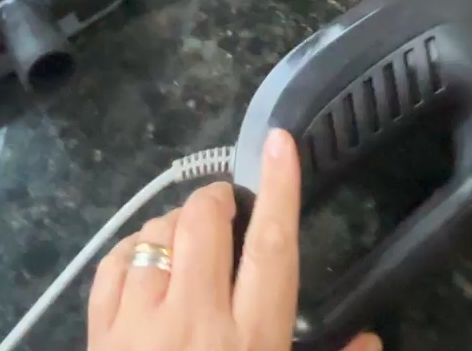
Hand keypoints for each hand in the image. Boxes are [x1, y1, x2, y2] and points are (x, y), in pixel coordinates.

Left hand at [88, 127, 380, 350]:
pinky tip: (145, 264)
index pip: (272, 246)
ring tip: (186, 247)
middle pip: (203, 223)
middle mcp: (195, 324)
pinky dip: (131, 252)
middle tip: (225, 212)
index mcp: (250, 341)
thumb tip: (373, 339)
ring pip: (156, 236)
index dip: (279, 187)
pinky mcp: (98, 342)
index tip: (281, 141)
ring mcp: (139, 331)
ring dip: (173, 228)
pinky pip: (113, 267)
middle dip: (215, 201)